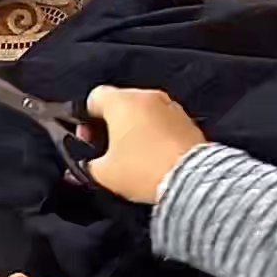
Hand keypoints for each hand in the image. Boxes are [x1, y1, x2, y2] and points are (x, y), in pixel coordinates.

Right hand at [82, 86, 207, 203]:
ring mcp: (170, 107)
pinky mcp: (188, 121)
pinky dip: (157, 135)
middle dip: (113, 124)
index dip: (87, 118)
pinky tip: (155, 157)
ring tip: (135, 156)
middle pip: (121, 103)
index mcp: (121, 102)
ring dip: (136, 129)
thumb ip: (89, 165)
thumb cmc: (145, 170)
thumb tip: (88, 166)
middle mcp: (147, 97)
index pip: (95, 97)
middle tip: (110, 150)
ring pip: (144, 112)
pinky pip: (164, 123)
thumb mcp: (105, 174)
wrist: (190, 180)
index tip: (89, 138)